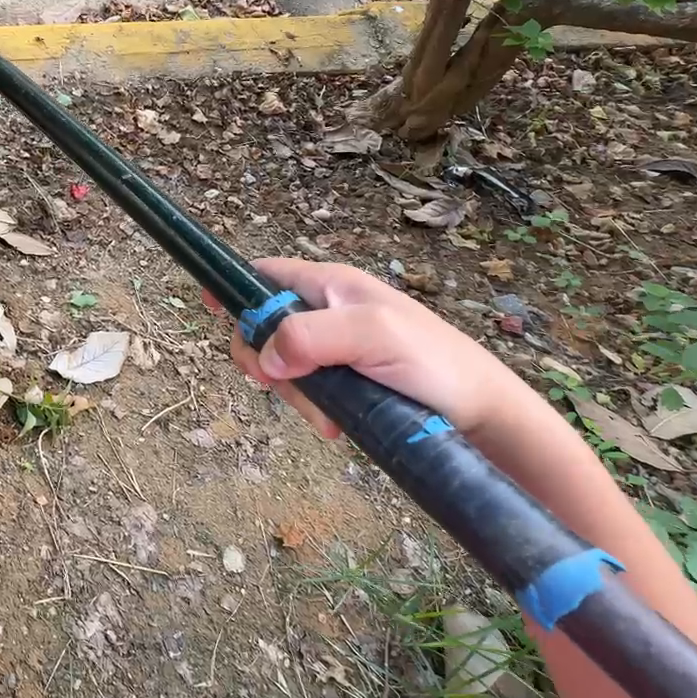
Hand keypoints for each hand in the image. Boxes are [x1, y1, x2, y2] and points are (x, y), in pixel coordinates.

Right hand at [218, 258, 531, 441]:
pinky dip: (309, 408)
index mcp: (327, 283)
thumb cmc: (434, 363)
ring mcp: (332, 347)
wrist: (486, 418)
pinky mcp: (342, 380)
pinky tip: (332, 424)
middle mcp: (324, 311)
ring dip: (291, 392)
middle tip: (277, 383)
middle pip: (261, 326)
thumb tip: (266, 357)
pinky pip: (303, 389)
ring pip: (280, 363)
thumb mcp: (371, 334)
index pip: (262, 273)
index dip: (232, 287)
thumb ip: (310, 335)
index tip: (209, 308)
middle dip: (264, 358)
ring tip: (324, 416)